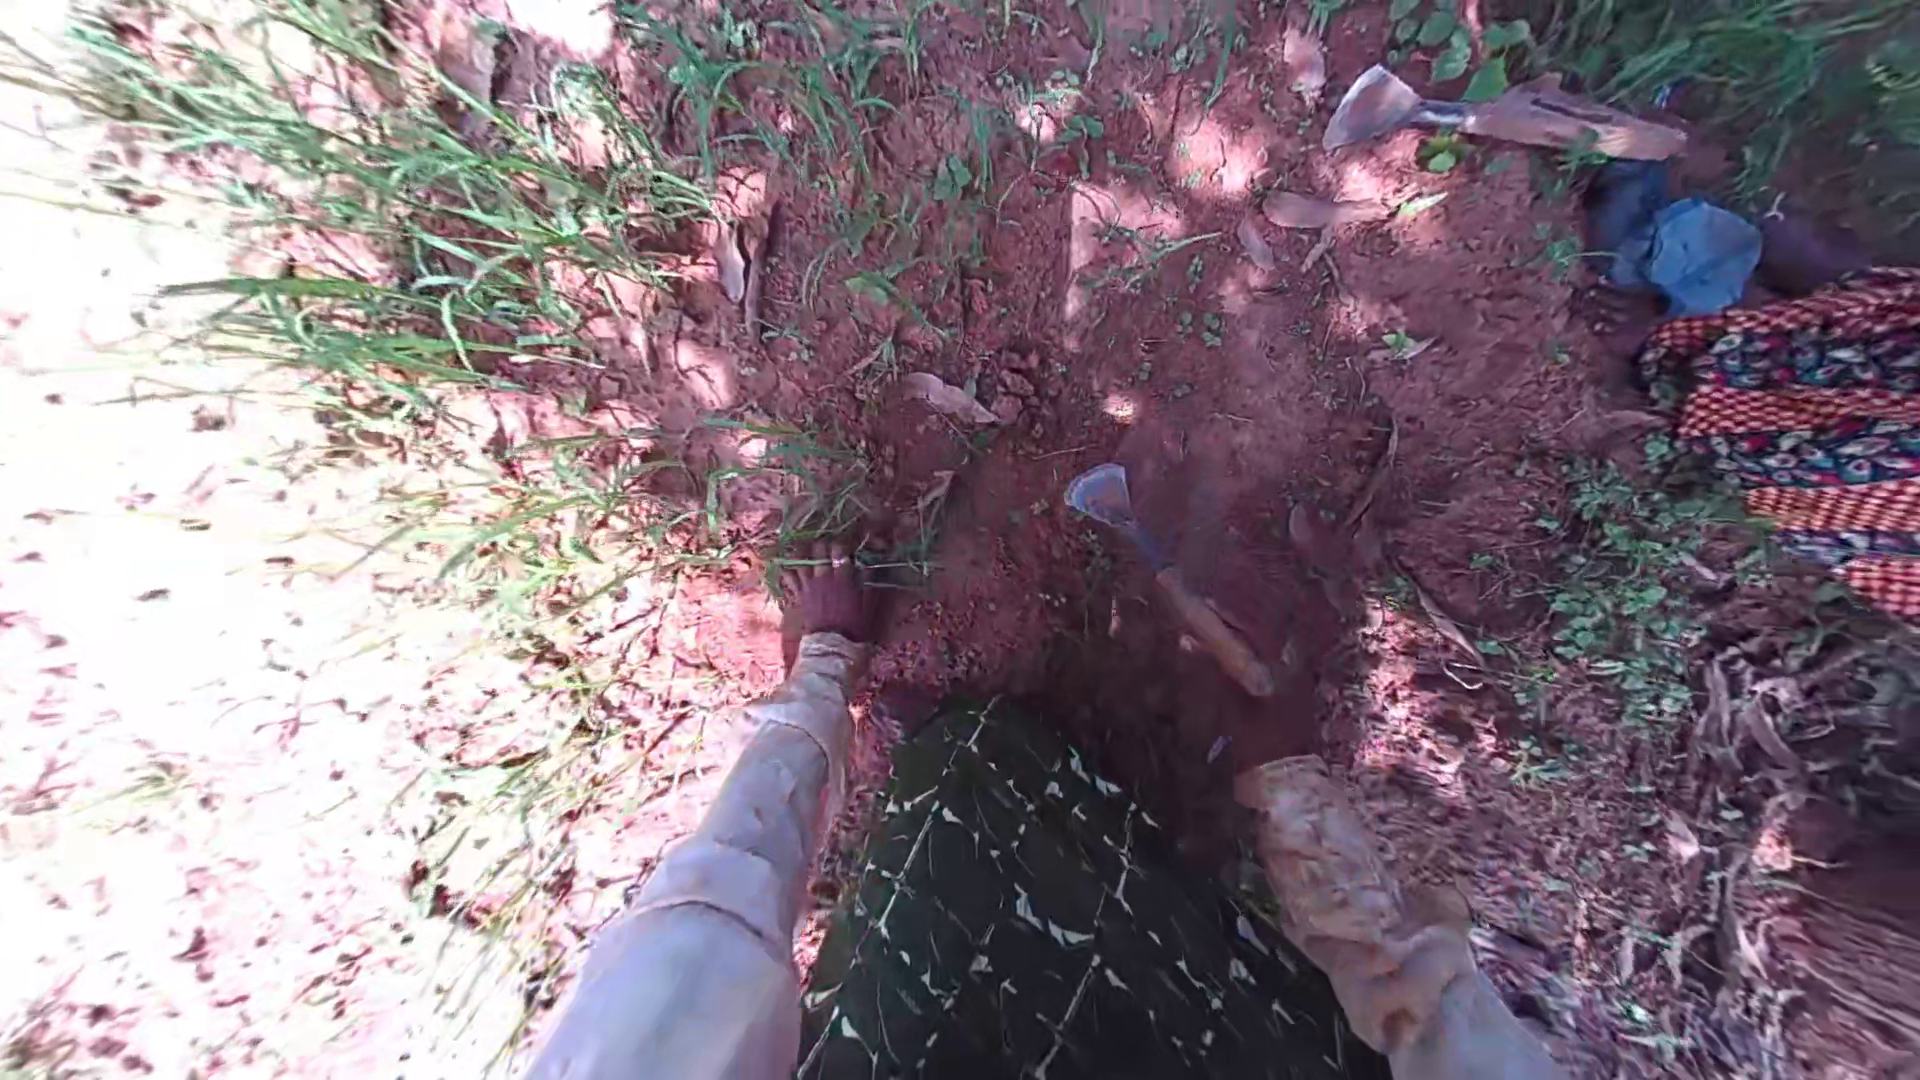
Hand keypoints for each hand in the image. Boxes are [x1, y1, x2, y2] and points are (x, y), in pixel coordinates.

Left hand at [779, 540, 872, 644]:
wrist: (832, 644)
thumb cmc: (853, 625)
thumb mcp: (867, 604)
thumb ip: (869, 582)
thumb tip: (869, 564)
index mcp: (842, 579)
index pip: (840, 550)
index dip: (844, 544)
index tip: (848, 546)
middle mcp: (823, 578)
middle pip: (819, 550)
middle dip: (824, 544)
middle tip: (828, 547)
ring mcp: (809, 585)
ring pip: (800, 559)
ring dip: (804, 552)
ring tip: (809, 550)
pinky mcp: (799, 594)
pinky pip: (788, 576)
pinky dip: (789, 569)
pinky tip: (792, 565)